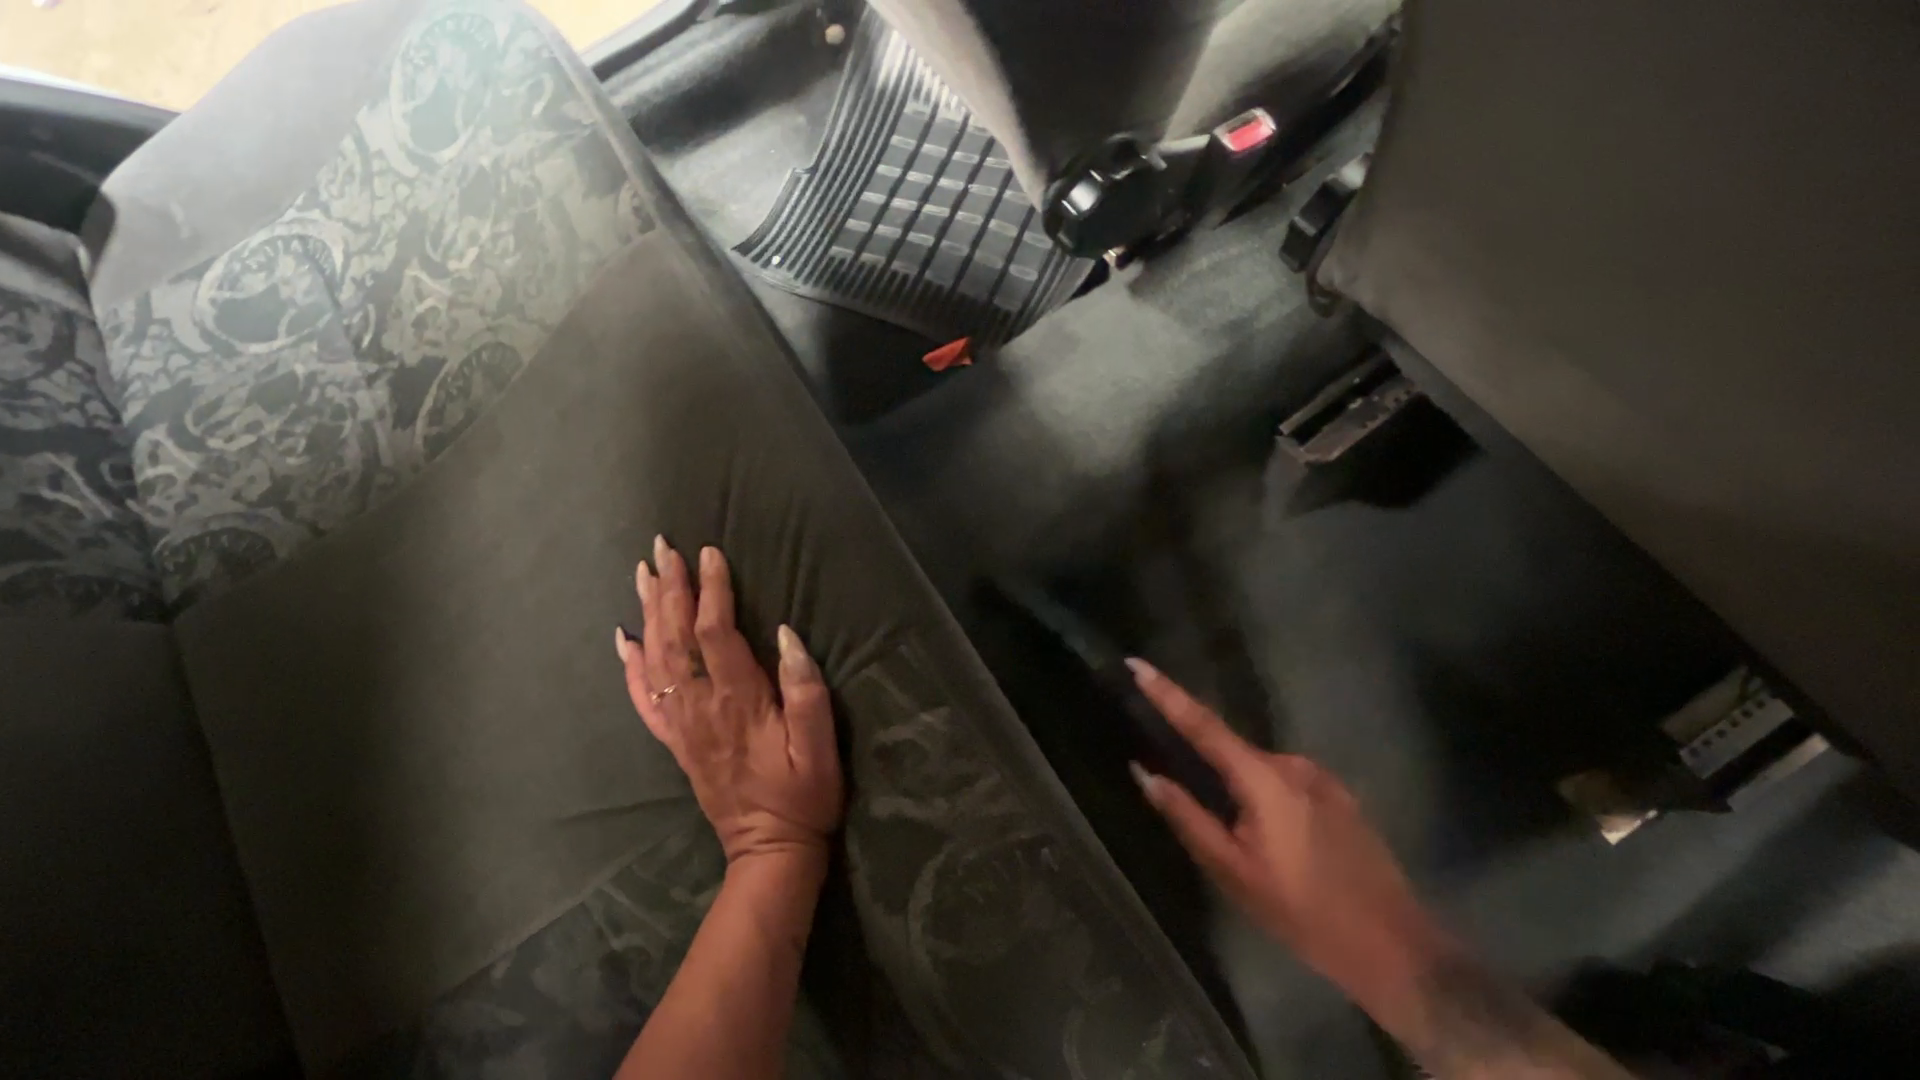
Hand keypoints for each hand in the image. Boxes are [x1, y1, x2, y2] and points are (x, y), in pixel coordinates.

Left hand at [618, 536, 842, 865]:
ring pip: (655, 658)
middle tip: (663, 547)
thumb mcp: (820, 746)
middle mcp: (700, 706)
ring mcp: (681, 724)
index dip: (712, 589)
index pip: (715, 631)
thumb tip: (786, 635)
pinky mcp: (674, 741)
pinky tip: (623, 639)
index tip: (710, 552)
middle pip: (676, 636)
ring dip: (648, 612)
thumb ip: (805, 689)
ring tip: (643, 573)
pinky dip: (629, 665)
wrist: (768, 849)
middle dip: (670, 588)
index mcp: (737, 700)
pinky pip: (642, 698)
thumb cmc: (803, 795)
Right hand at [1126, 659, 1448, 1010]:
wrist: (1394, 946)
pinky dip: (1268, 801)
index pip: (1202, 724)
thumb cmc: (1302, 912)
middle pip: (1231, 751)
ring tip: (1253, 855)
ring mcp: (1322, 777)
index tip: (1137, 664)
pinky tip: (1281, 848)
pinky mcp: (1339, 795)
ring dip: (1242, 795)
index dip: (1166, 692)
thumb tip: (1143, 772)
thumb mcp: (1233, 872)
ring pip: (1259, 772)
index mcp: (1263, 778)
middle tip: (1207, 823)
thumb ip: (1186, 817)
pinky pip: (1286, 785)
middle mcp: (1293, 764)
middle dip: (1207, 771)